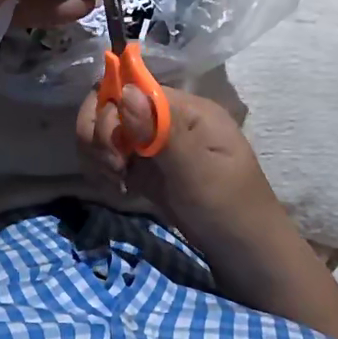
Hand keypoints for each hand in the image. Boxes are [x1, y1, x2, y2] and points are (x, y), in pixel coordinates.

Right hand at [76, 84, 286, 256]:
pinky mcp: (142, 165)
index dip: (110, 115)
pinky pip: (108, 155)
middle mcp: (164, 118)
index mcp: (185, 108)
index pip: (128, 89)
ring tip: (116, 181)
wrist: (240, 249)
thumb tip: (127, 91)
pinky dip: (102, 169)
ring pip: (102, 130)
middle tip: (114, 170)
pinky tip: (117, 188)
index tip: (117, 154)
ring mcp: (151, 141)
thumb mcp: (196, 171)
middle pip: (108, 106)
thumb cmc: (227, 207)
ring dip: (97, 154)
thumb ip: (162, 131)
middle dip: (99, 137)